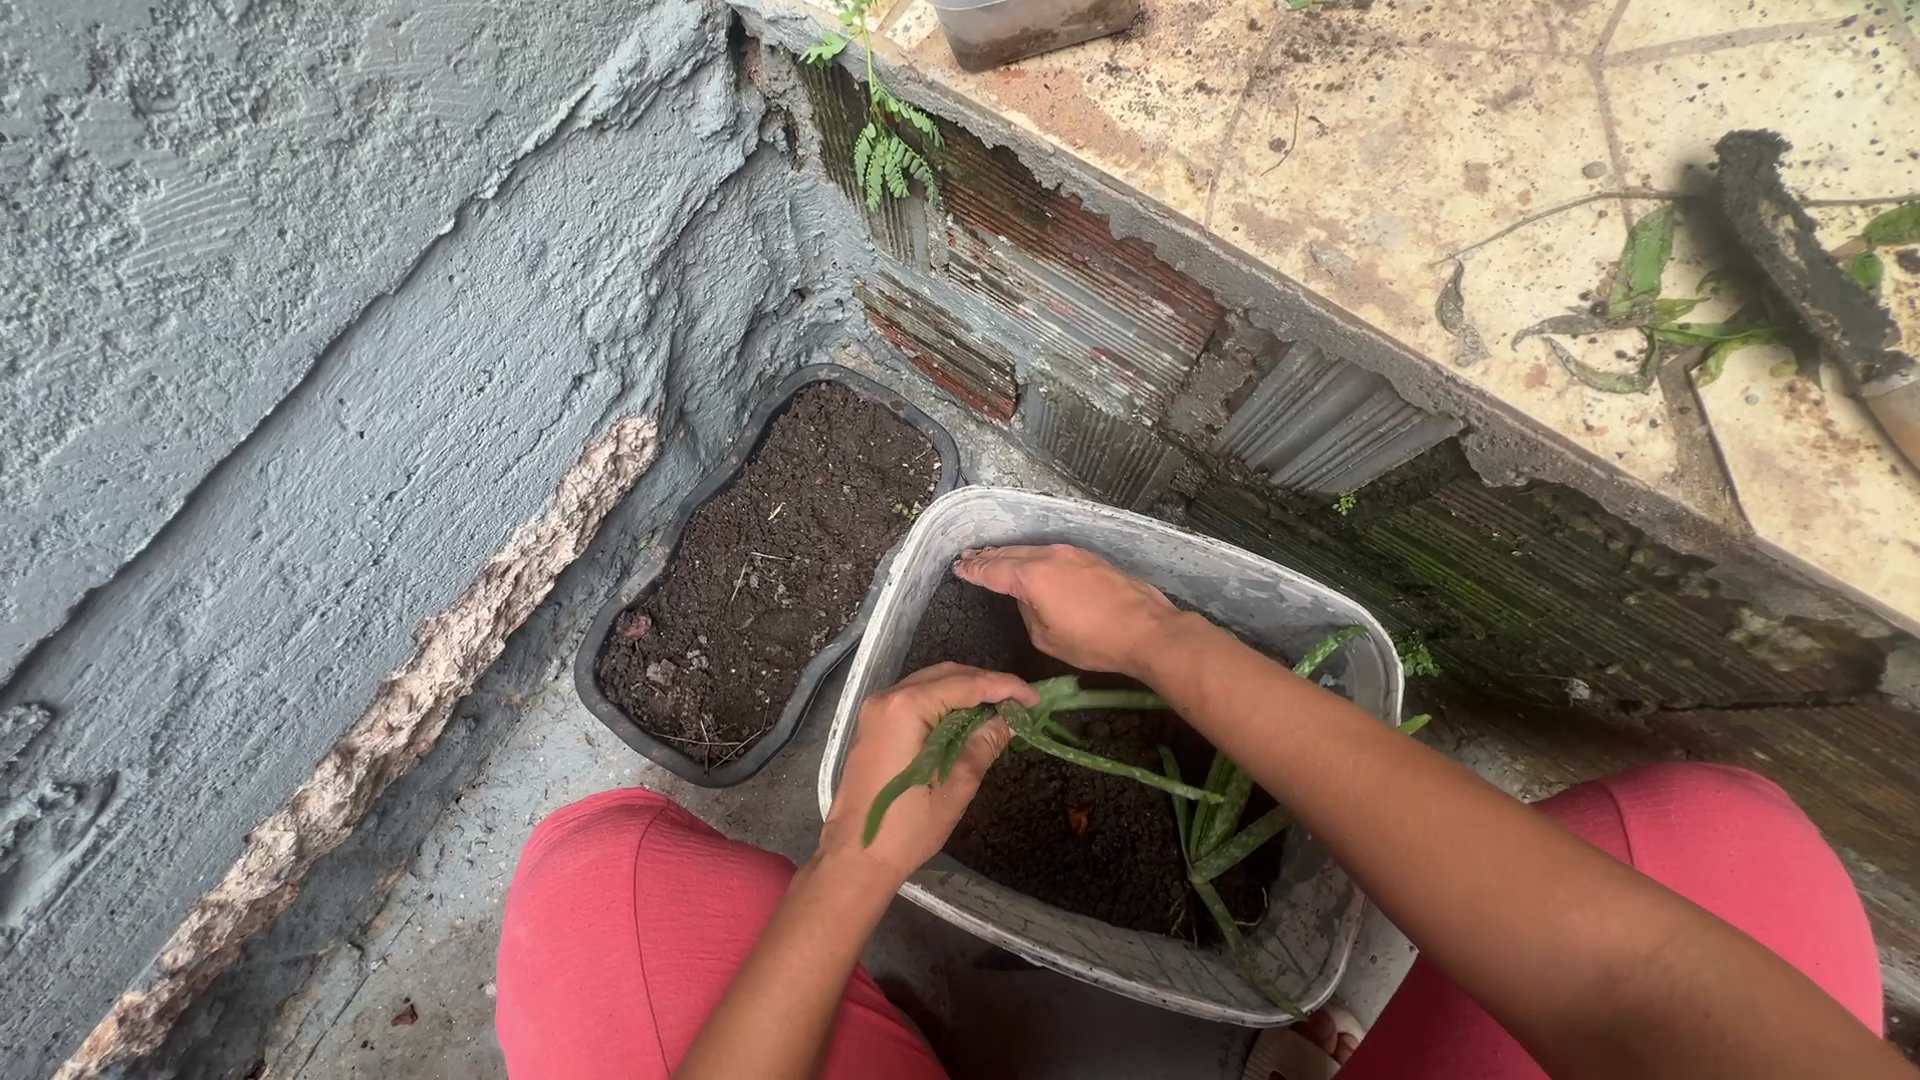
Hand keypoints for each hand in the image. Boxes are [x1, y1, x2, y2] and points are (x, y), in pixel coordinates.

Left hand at [819, 663, 1037, 888]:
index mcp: (907, 708)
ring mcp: (877, 710)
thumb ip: (983, 745)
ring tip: (1000, 711)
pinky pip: (916, 699)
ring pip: (931, 684)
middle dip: (986, 685)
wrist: (854, 858)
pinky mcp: (875, 724)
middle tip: (1020, 704)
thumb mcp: (955, 786)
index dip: (1004, 687)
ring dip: (966, 693)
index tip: (1034, 698)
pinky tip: (967, 721)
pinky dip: (944, 704)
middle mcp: (888, 698)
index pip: (966, 684)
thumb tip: (1009, 721)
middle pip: (947, 675)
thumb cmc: (905, 828)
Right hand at [953, 544, 1184, 678]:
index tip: (959, 567)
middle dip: (987, 556)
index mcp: (1032, 576)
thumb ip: (1027, 612)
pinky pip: (1051, 553)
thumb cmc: (1093, 641)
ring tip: (994, 556)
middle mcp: (1049, 556)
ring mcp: (1072, 553)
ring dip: (1010, 554)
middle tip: (969, 558)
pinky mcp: (1090, 558)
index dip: (973, 570)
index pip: (993, 570)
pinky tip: (1030, 561)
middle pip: (1009, 554)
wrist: (1146, 630)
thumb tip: (1028, 599)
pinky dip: (1033, 556)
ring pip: (1032, 550)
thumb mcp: (1046, 637)